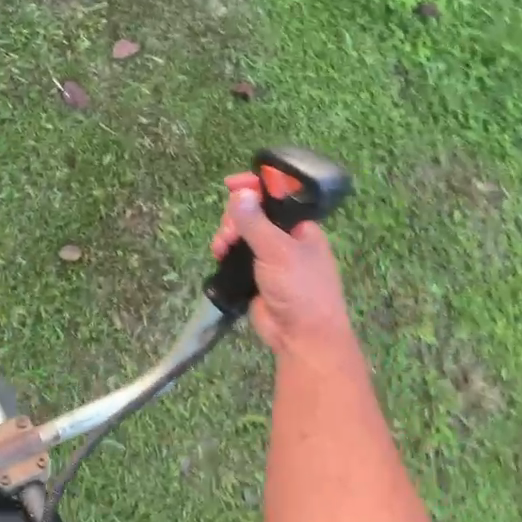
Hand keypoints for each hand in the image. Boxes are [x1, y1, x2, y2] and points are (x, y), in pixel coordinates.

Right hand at [210, 173, 352, 357]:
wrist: (302, 336)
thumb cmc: (300, 289)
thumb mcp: (277, 250)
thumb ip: (255, 221)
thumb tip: (240, 192)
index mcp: (301, 228)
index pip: (277, 196)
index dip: (255, 187)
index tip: (231, 184)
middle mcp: (286, 239)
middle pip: (253, 213)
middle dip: (235, 217)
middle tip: (229, 232)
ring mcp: (271, 257)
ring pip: (242, 233)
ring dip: (227, 235)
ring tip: (221, 248)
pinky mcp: (256, 274)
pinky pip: (236, 253)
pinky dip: (226, 251)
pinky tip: (219, 257)